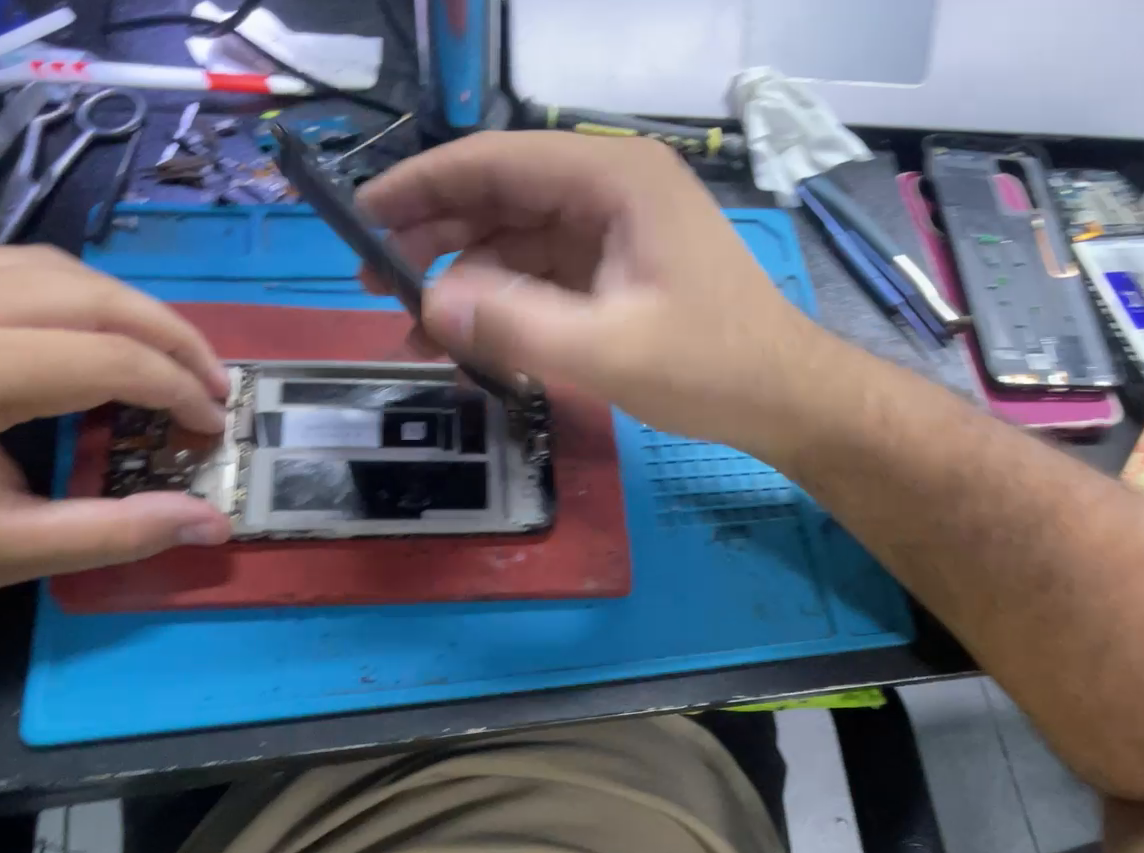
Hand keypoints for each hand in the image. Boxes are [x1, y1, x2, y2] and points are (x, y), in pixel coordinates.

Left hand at [0, 246, 233, 639]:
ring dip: (123, 307)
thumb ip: (121, 531)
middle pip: (90, 293)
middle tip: (212, 383)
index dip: (181, 391)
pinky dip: (67, 295)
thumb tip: (215, 523)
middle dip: (170, 336)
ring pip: (48, 266)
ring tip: (164, 356)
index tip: (214, 425)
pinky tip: (88, 334)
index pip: (109, 357)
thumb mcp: (2, 554)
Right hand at [357, 132, 852, 462]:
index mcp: (613, 179)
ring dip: (465, 281)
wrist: (784, 399)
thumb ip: (514, 325)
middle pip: (500, 196)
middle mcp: (611, 189)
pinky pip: (543, 275)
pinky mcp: (617, 270)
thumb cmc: (711, 368)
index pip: (493, 161)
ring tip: (415, 331)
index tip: (359, 218)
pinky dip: (504, 304)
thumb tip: (428, 305)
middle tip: (374, 283)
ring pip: (516, 240)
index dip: (420, 186)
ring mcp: (615, 230)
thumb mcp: (608, 350)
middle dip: (434, 237)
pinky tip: (470, 342)